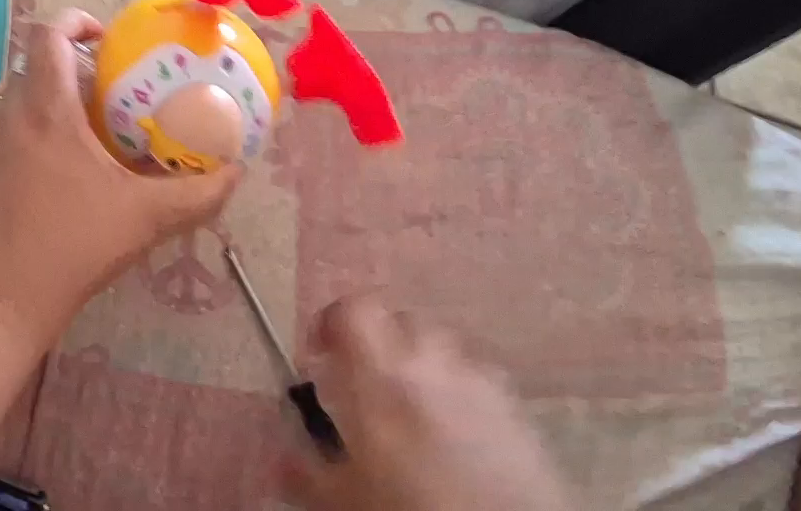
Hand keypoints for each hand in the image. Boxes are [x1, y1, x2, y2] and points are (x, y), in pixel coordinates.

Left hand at [0, 9, 244, 333]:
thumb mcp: (145, 219)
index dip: (74, 20)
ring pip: (12, 89)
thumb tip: (236, 171)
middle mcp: (6, 111)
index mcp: (46, 110)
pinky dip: (23, 120)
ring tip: (79, 123)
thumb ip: (197, 192)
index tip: (104, 37)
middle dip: (67, 61)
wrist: (0, 295)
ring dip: (43, 91)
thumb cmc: (73, 248)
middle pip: (31, 59)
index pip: (47, 34)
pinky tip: (50, 160)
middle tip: (103, 87)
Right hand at [287, 296, 575, 510]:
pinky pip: (483, 381)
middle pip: (401, 319)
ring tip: (413, 402)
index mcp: (380, 373)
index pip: (352, 309)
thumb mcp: (341, 498)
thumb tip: (279, 458)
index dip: (331, 320)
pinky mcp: (521, 413)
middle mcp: (431, 364)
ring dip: (424, 362)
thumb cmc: (411, 510)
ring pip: (446, 346)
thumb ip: (306, 469)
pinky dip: (463, 391)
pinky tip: (458, 430)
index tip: (320, 352)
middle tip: (365, 378)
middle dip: (380, 340)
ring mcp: (481, 384)